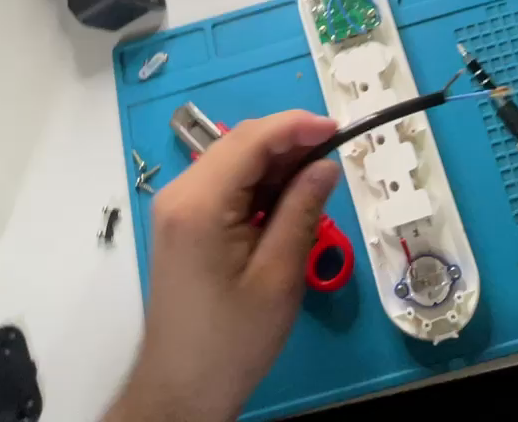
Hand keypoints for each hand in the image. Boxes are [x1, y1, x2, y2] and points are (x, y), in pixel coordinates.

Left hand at [107, 111, 341, 421]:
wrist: (180, 390)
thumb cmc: (233, 339)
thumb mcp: (279, 276)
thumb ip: (302, 210)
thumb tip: (326, 165)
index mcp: (200, 203)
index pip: (251, 140)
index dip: (297, 126)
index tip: (339, 128)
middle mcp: (181, 192)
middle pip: (241, 143)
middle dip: (290, 142)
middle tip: (334, 157)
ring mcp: (178, 205)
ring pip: (235, 159)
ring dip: (276, 162)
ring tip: (317, 180)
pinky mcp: (183, 220)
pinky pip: (226, 182)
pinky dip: (259, 182)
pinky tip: (287, 198)